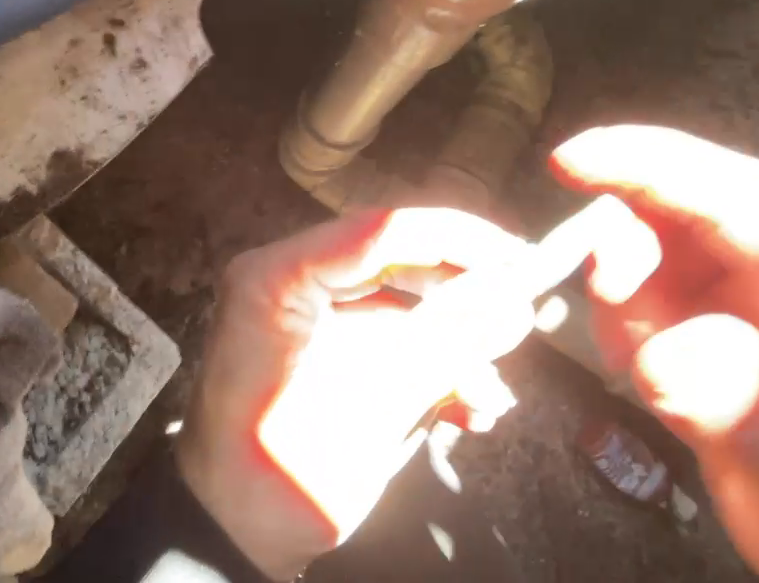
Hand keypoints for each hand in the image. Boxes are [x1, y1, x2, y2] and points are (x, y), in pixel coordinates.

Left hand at [174, 208, 544, 579]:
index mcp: (278, 277)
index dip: (453, 237)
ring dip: (451, 338)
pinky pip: (385, 336)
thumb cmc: (287, 467)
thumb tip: (511, 305)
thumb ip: (441, 347)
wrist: (236, 525)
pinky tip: (470, 408)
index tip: (519, 256)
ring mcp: (303, 311)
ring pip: (395, 300)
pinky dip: (429, 363)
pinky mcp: (321, 344)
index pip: (375, 233)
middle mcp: (287, 278)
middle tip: (522, 315)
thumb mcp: (372, 405)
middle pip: (388, 259)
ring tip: (491, 388)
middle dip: (459, 289)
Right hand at [554, 126, 758, 582]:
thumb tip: (662, 351)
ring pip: (669, 247)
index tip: (571, 161)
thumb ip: (727, 411)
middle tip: (599, 281)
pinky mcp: (735, 321)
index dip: (660, 168)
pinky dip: (627, 314)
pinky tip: (642, 364)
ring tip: (637, 360)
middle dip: (632, 231)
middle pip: (703, 212)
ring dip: (627, 290)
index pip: (754, 204)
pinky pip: (659, 286)